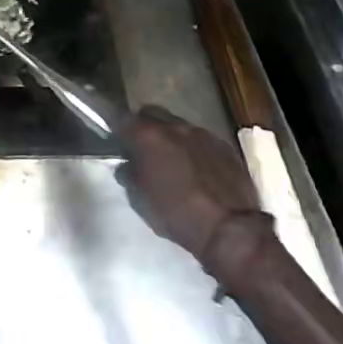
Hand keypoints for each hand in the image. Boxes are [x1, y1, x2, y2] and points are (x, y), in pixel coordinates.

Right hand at [118, 105, 268, 270]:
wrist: (230, 230)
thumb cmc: (177, 216)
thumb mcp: (140, 201)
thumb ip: (129, 176)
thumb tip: (126, 166)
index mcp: (147, 136)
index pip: (120, 118)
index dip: (113, 123)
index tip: (111, 132)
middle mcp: (173, 126)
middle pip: (151, 113)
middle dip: (144, 125)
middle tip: (143, 147)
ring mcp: (201, 133)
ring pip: (177, 124)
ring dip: (170, 137)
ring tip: (173, 160)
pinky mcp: (223, 145)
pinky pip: (200, 138)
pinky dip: (193, 148)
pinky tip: (197, 169)